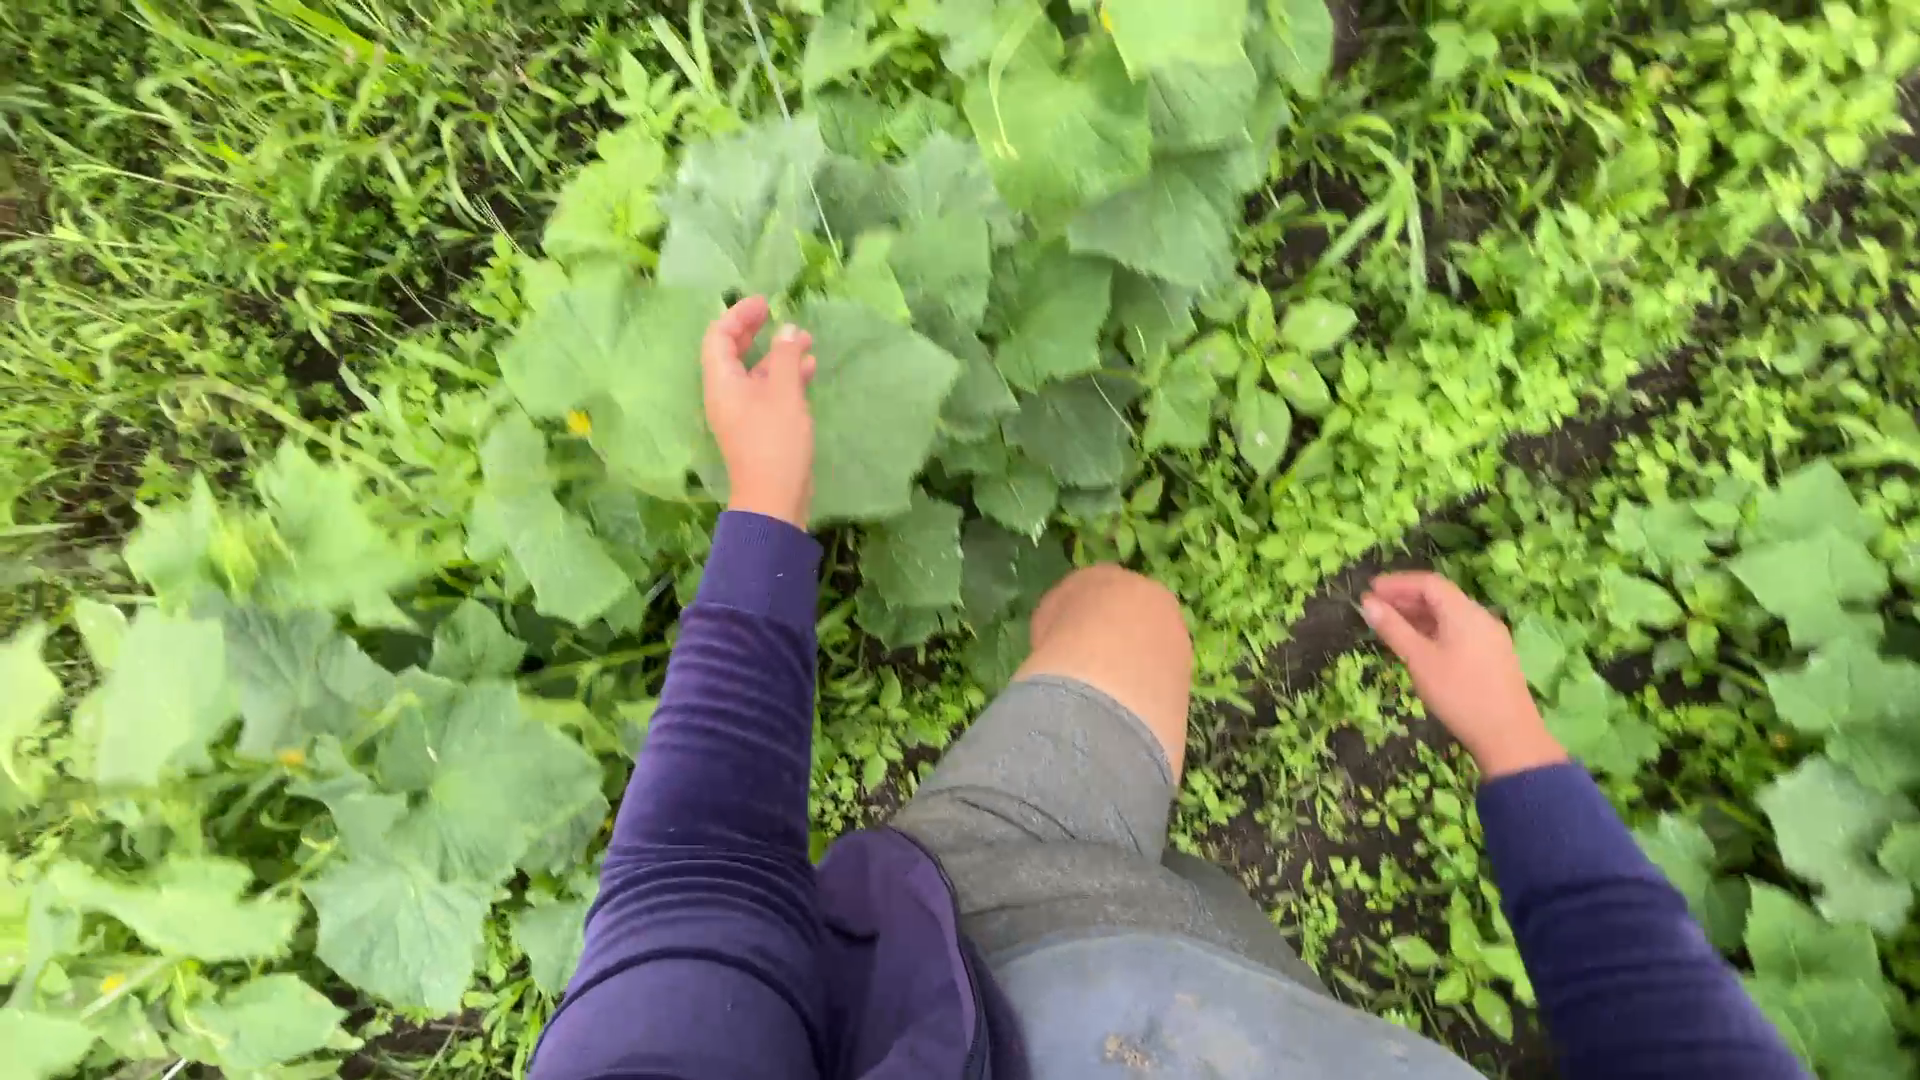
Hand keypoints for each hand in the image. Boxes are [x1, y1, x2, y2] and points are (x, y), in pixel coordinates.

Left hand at [701, 296, 817, 528]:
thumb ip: (787, 357)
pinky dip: (785, 379)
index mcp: (722, 383)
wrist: (774, 498)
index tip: (764, 304)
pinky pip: (767, 393)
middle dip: (757, 333)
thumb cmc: (775, 442)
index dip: (739, 316)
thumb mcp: (785, 394)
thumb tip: (787, 330)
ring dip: (778, 356)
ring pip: (755, 374)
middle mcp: (726, 395)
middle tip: (780, 316)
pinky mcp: (759, 429)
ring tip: (807, 343)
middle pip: (734, 353)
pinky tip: (809, 372)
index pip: (718, 337)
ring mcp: (742, 414)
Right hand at [1361, 571, 1567, 778]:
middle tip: (1374, 607)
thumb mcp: (1418, 659)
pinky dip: (1432, 629)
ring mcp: (1489, 637)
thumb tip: (1367, 603)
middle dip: (1405, 598)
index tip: (1370, 590)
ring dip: (1417, 614)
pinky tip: (1416, 644)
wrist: (1508, 736)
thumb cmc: (1458, 693)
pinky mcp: (1492, 655)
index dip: (1397, 583)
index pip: (1428, 583)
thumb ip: (1392, 628)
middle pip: (1440, 597)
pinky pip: (1457, 630)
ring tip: (1389, 625)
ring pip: (1449, 615)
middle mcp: (1480, 618)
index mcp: (1464, 613)